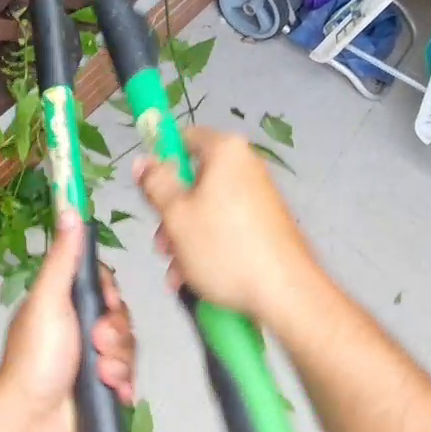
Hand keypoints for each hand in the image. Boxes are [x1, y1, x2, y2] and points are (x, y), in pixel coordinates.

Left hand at [0, 211, 136, 431]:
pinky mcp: (101, 389)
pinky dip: (123, 384)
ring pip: (127, 347)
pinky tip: (114, 393)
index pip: (102, 285)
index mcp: (64, 303)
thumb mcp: (49, 299)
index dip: (110, 294)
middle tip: (98, 345)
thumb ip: (64, 258)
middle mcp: (79, 328)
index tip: (105, 303)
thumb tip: (69, 209)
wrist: (32, 422)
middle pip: (119, 316)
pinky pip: (128, 377)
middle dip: (115, 333)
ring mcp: (91, 360)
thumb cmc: (37, 355)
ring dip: (119, 361)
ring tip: (102, 374)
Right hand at [136, 125, 318, 325]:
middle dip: (172, 215)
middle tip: (163, 244)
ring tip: (178, 273)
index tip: (149, 190)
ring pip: (207, 210)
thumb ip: (155, 183)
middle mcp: (245, 166)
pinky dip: (209, 248)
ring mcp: (258, 197)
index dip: (160, 161)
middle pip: (193, 180)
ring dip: (185, 239)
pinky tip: (196, 279)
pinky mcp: (266, 225)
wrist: (287, 293)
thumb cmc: (225, 247)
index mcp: (226, 151)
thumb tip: (143, 161)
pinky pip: (226, 227)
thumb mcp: (177, 214)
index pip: (183, 138)